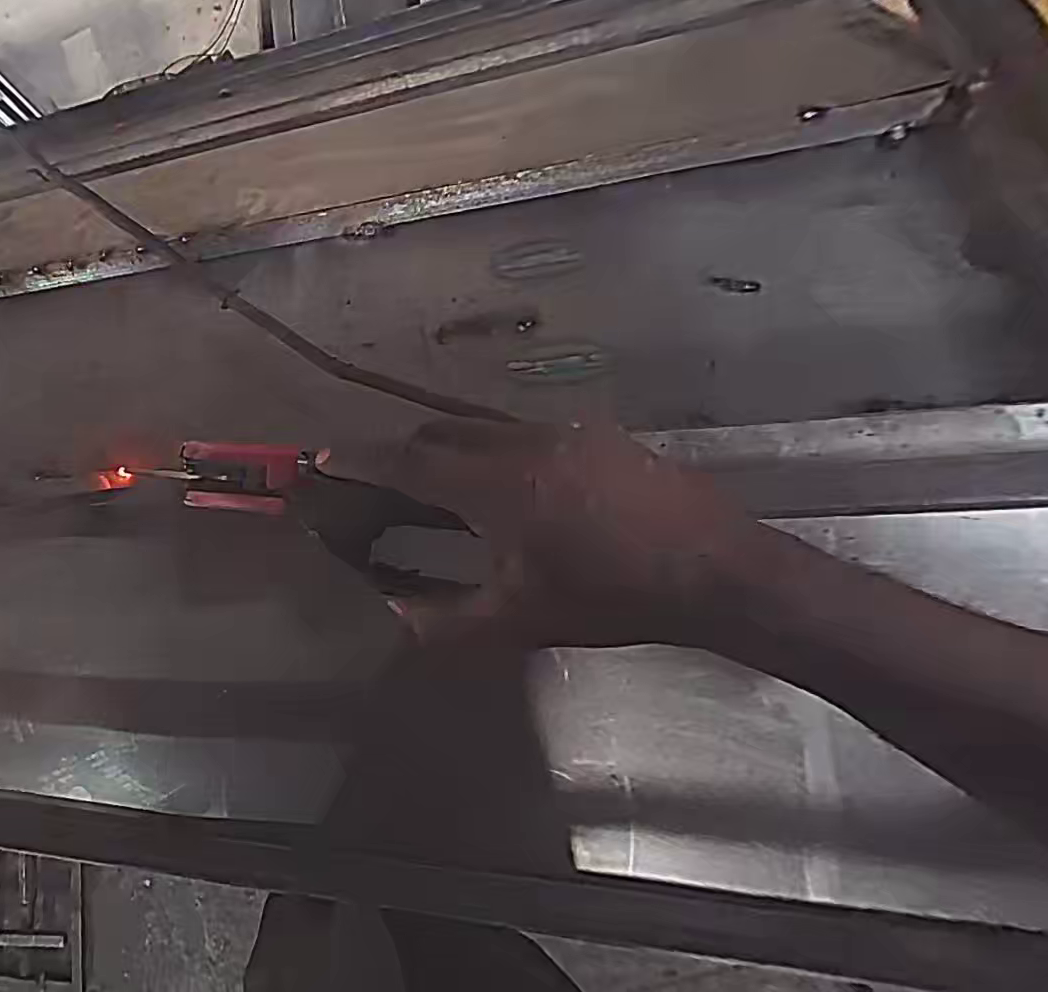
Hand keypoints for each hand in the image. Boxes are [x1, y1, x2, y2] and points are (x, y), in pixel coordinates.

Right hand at [320, 419, 764, 649]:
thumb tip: (394, 611)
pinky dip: (488, 449)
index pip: (407, 461)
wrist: (721, 572)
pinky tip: (507, 485)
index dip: (360, 459)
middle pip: (437, 433)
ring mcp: (559, 431)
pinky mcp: (591, 433)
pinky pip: (517, 431)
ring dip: (445, 449)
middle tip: (380, 480)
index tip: (326, 457)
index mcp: (494, 485)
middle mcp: (519, 442)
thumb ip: (444, 620)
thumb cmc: (611, 598)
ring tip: (438, 484)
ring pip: (478, 427)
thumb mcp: (520, 621)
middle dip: (399, 452)